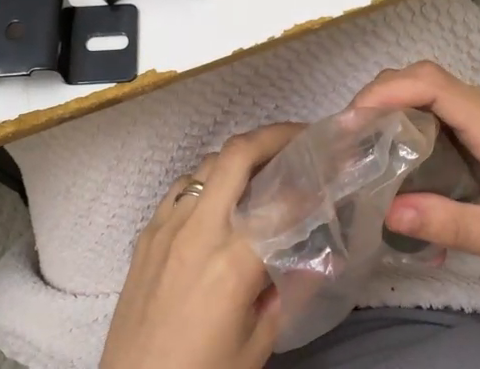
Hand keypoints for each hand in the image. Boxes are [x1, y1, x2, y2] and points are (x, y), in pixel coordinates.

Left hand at [101, 123, 303, 368]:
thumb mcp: (258, 344)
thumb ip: (287, 293)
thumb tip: (313, 257)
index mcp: (233, 262)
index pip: (282, 202)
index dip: (312, 180)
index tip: (332, 166)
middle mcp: (198, 230)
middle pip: (236, 155)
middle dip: (272, 135)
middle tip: (300, 137)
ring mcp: (167, 225)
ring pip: (206, 164)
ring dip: (239, 156)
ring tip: (265, 165)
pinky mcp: (147, 232)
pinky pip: (182, 189)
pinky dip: (207, 180)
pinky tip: (221, 197)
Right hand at [352, 61, 479, 290]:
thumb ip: (450, 224)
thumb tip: (387, 210)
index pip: (430, 83)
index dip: (385, 91)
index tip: (350, 118)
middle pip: (424, 77)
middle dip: (379, 94)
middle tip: (346, 133)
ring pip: (432, 89)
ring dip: (393, 103)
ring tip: (361, 139)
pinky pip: (443, 106)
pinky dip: (411, 115)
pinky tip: (397, 148)